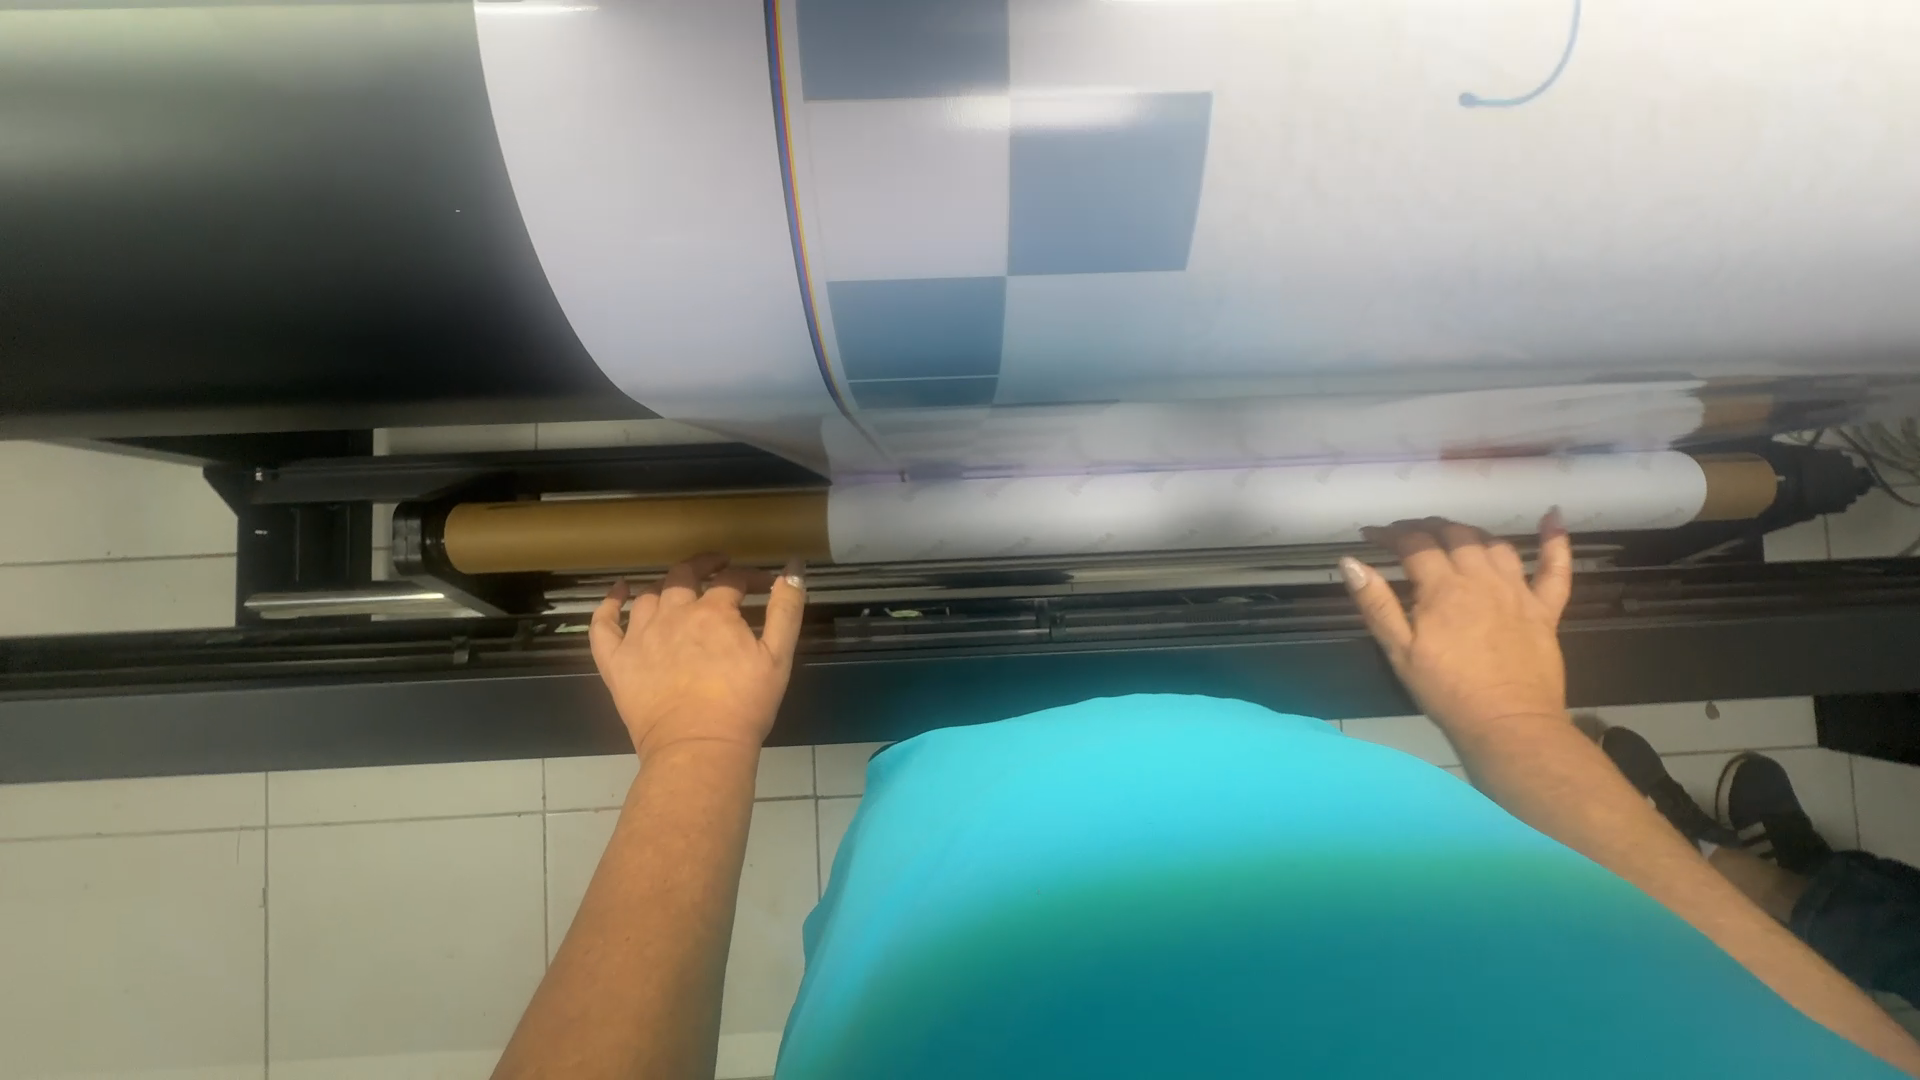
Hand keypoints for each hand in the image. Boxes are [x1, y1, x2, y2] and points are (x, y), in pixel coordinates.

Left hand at [588, 553, 807, 758]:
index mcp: (714, 612)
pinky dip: (609, 604)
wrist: (699, 748)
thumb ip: (786, 609)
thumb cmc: (745, 705)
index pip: (732, 579)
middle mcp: (673, 614)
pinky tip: (618, 592)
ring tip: (678, 587)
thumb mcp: (778, 656)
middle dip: (704, 564)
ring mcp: (640, 637)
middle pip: (684, 575)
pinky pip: (603, 625)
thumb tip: (794, 567)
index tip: (765, 584)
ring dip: (665, 585)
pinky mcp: (616, 662)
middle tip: (719, 565)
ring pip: (649, 595)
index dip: (751, 577)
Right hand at [1340, 513, 1572, 732]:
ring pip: (1494, 544)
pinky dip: (1555, 540)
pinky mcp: (1546, 609)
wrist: (1507, 723)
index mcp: (1443, 590)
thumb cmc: (1445, 690)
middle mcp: (1482, 580)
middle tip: (1404, 534)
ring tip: (1448, 534)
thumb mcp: (1398, 650)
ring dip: (1468, 531)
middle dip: (1425, 527)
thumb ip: (1375, 603)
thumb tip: (1350, 561)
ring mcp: (1518, 592)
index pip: (1414, 545)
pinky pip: (1556, 569)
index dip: (1390, 534)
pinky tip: (1552, 517)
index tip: (1369, 536)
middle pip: (1455, 535)